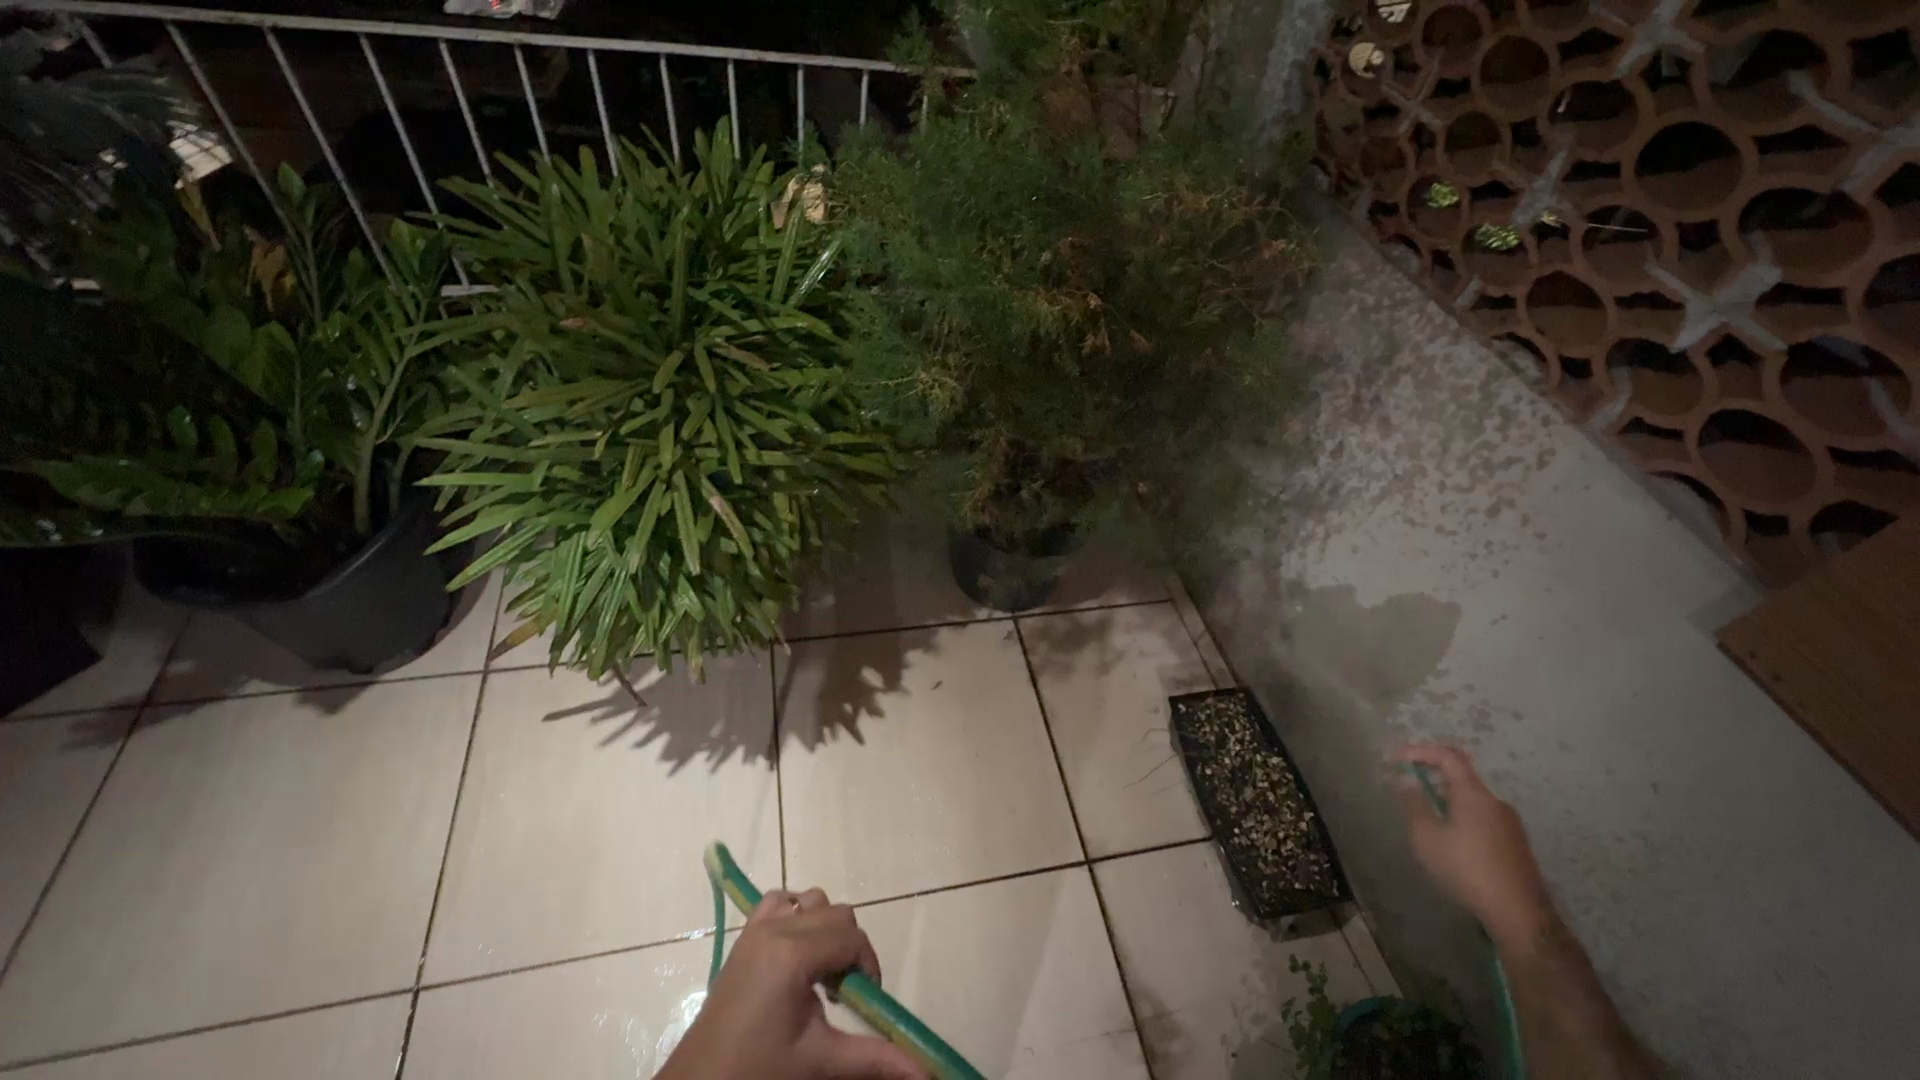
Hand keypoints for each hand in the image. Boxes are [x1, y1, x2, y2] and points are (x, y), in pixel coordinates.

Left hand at [657, 888, 927, 1079]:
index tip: (862, 999)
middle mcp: (775, 928)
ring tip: (820, 973)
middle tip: (842, 991)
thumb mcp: (820, 1062)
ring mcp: (756, 928)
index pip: (851, 936)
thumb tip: (928, 1074)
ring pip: (810, 900)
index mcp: (793, 953)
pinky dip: (796, 915)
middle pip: (835, 913)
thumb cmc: (759, 1069)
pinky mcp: (744, 936)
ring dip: (824, 928)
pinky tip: (797, 954)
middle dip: (849, 947)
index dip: (867, 965)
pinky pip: (779, 902)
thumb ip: (875, 1058)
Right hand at [1393, 744, 1554, 951]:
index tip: (1397, 759)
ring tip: (1428, 824)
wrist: (1519, 913)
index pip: (1448, 756)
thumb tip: (1407, 782)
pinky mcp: (1516, 844)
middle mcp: (1496, 803)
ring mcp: (1510, 824)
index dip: (1421, 751)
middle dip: (1433, 779)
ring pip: (1473, 802)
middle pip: (1462, 778)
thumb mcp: (1427, 837)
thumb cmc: (1466, 869)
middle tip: (1409, 791)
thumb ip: (1414, 805)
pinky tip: (1453, 846)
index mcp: (1474, 795)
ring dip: (1447, 802)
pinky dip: (1462, 819)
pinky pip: (1483, 819)